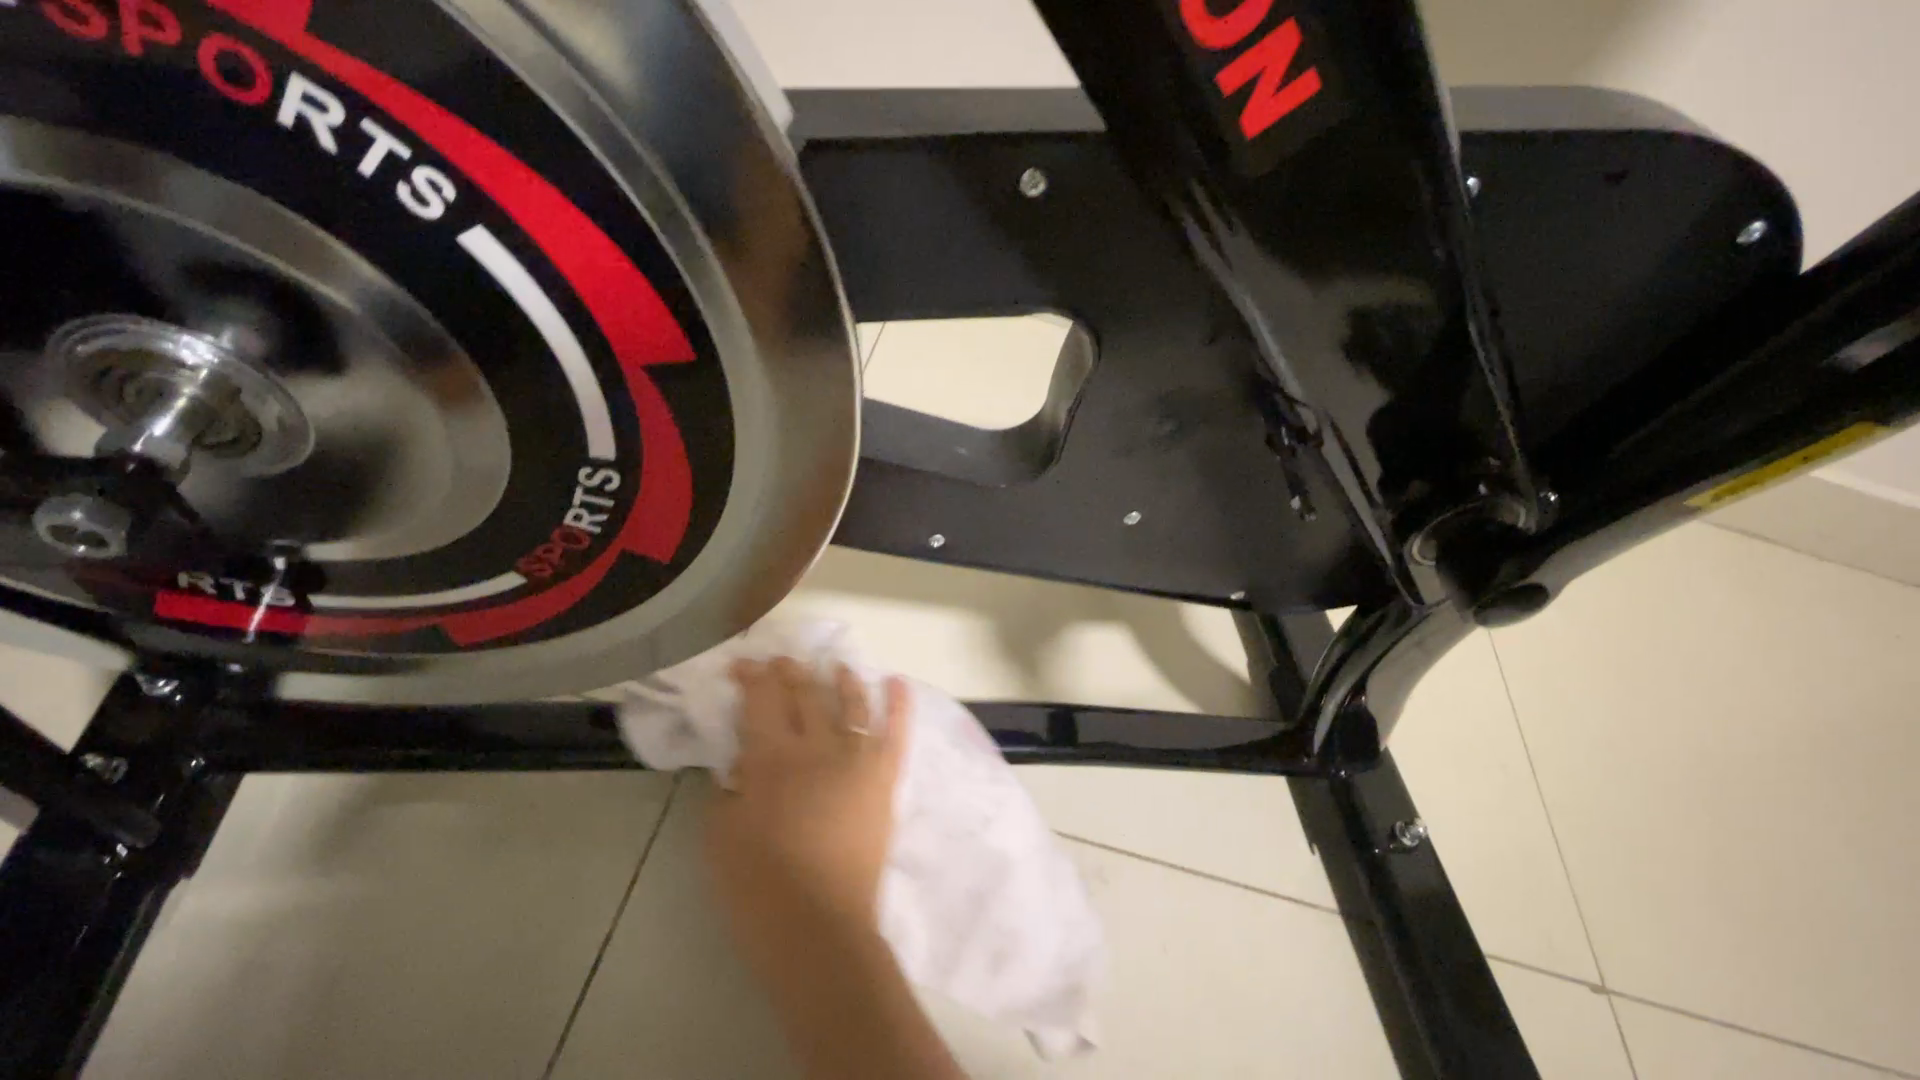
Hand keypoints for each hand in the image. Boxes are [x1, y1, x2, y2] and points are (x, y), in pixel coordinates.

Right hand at [706, 658, 911, 948]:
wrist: (819, 927)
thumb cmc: (758, 886)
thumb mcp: (721, 833)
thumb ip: (731, 788)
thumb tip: (743, 761)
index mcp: (772, 756)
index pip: (761, 698)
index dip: (751, 676)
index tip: (742, 667)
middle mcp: (818, 746)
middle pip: (805, 693)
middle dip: (791, 672)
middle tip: (781, 663)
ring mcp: (858, 761)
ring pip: (853, 704)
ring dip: (842, 680)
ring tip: (836, 666)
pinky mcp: (885, 782)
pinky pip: (896, 734)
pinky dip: (898, 705)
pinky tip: (898, 683)